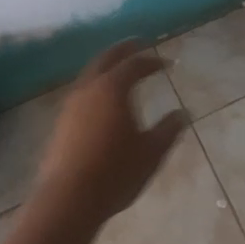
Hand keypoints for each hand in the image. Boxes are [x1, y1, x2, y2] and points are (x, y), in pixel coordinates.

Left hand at [33, 39, 186, 222]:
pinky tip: (101, 100)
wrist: (68, 199)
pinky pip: (81, 91)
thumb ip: (168, 130)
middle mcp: (89, 87)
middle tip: (138, 44)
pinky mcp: (61, 122)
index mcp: (113, 88)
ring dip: (107, 66)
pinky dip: (95, 84)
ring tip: (120, 70)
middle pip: (107, 58)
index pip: (134, 64)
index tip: (167, 63)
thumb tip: (184, 113)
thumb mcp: (150, 153)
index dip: (152, 61)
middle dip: (124, 49)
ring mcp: (71, 103)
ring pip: (90, 73)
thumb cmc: (115, 173)